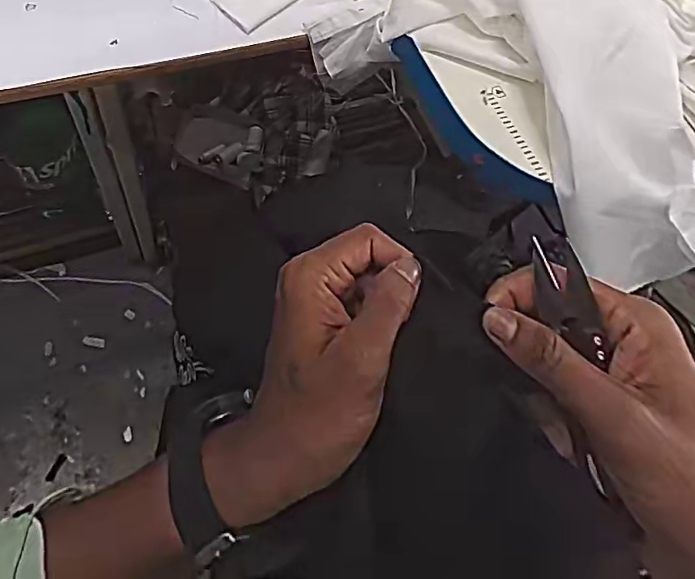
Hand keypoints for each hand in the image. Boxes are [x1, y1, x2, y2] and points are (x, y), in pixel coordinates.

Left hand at [203, 224, 420, 527]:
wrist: (283, 456)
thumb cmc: (313, 420)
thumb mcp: (362, 359)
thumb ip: (389, 305)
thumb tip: (411, 267)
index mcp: (309, 276)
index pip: (369, 238)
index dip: (398, 264)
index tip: (409, 301)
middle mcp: (306, 277)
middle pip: (368, 253)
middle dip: (392, 285)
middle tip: (392, 330)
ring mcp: (312, 295)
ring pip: (368, 275)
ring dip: (385, 304)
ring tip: (379, 344)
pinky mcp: (321, 313)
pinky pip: (360, 296)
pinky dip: (376, 316)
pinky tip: (372, 348)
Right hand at [483, 268, 694, 578]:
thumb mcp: (616, 416)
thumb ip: (552, 362)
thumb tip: (502, 319)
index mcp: (640, 324)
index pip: (563, 283)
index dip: (521, 295)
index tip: (492, 319)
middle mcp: (627, 346)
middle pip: (549, 327)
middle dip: (541, 370)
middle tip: (554, 402)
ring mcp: (614, 381)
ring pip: (547, 369)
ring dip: (551, 406)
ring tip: (578, 438)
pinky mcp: (603, 413)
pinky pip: (555, 401)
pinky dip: (557, 427)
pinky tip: (580, 450)